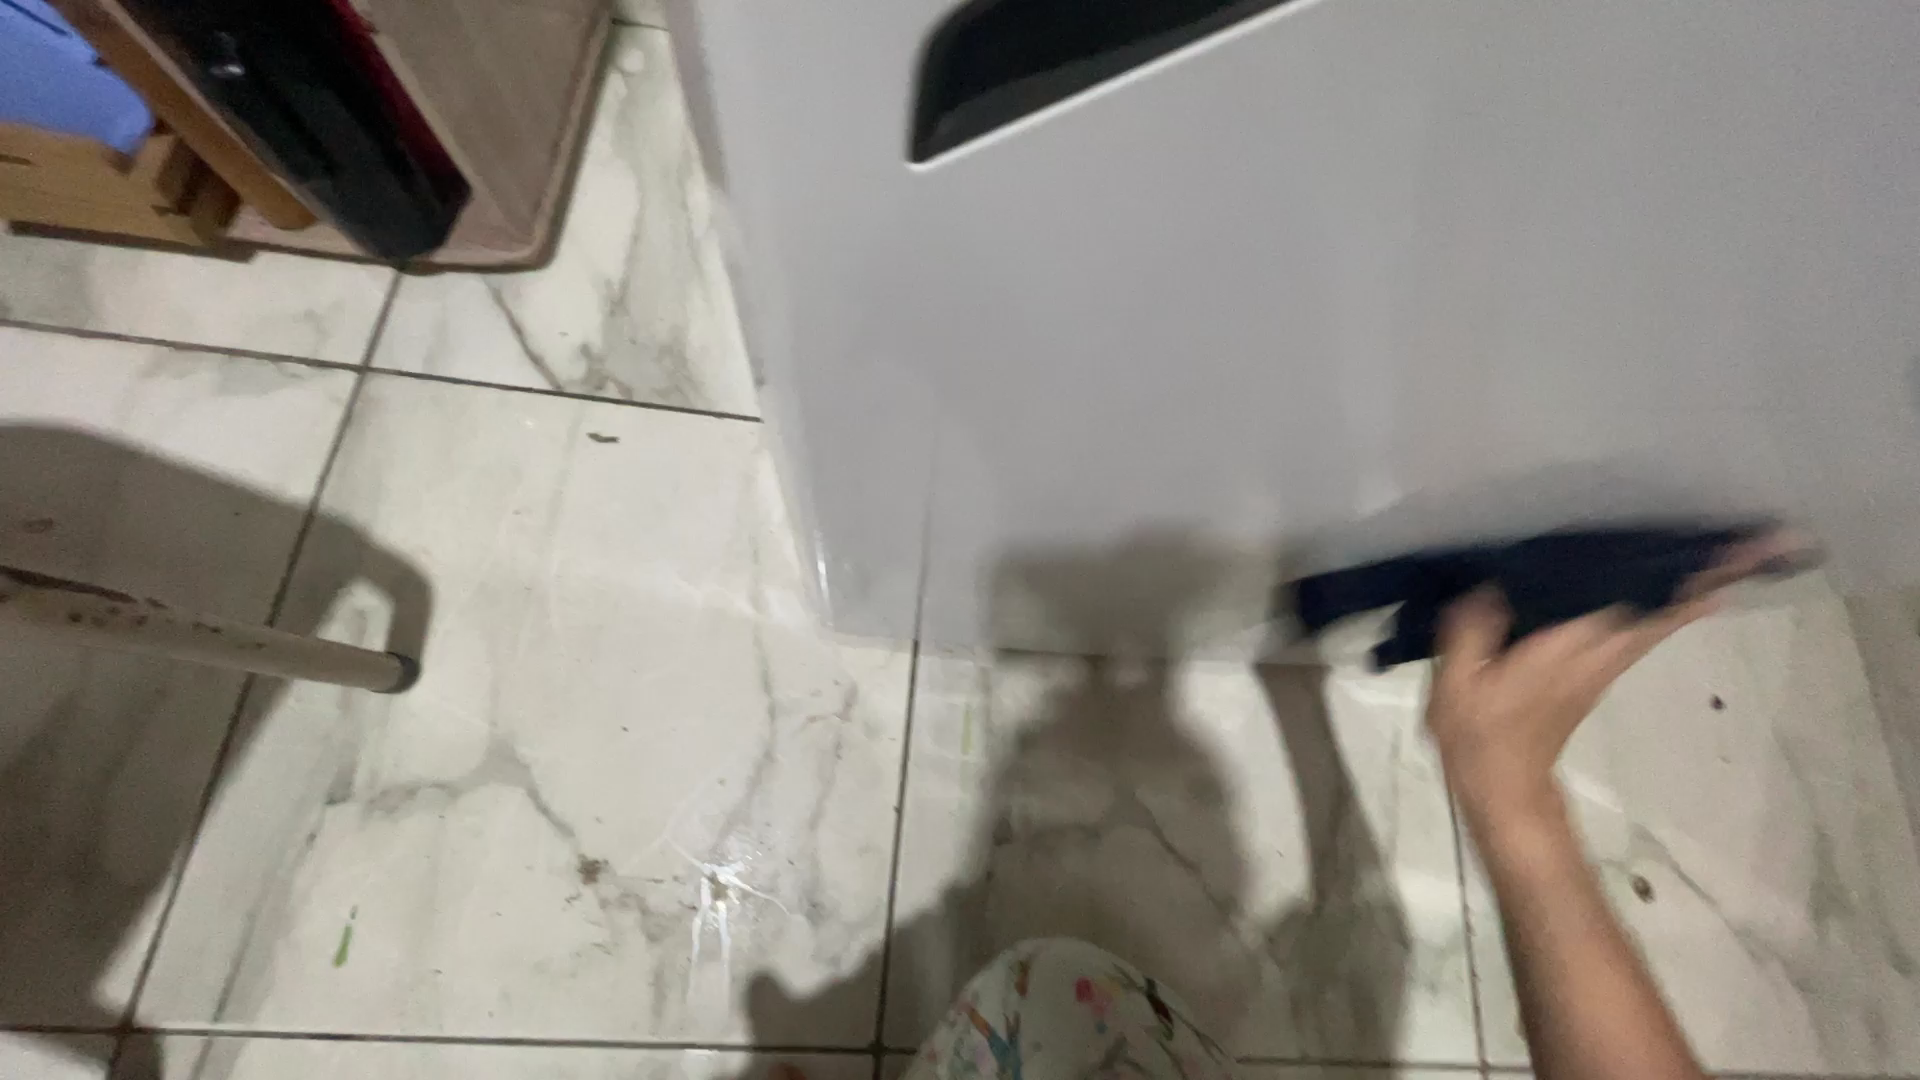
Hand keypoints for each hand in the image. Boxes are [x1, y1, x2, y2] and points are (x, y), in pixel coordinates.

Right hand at [1425, 531, 1805, 832]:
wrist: (1504, 783)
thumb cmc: (1478, 731)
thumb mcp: (1457, 681)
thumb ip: (1473, 630)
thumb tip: (1489, 586)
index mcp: (1566, 649)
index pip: (1631, 606)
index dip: (1676, 579)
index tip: (1717, 548)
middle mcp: (1600, 655)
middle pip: (1662, 612)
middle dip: (1701, 579)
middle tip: (1742, 541)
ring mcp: (1604, 668)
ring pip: (1658, 624)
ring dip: (1689, 593)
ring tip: (1715, 555)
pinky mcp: (1598, 676)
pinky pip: (1641, 634)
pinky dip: (1663, 611)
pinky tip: (1664, 593)